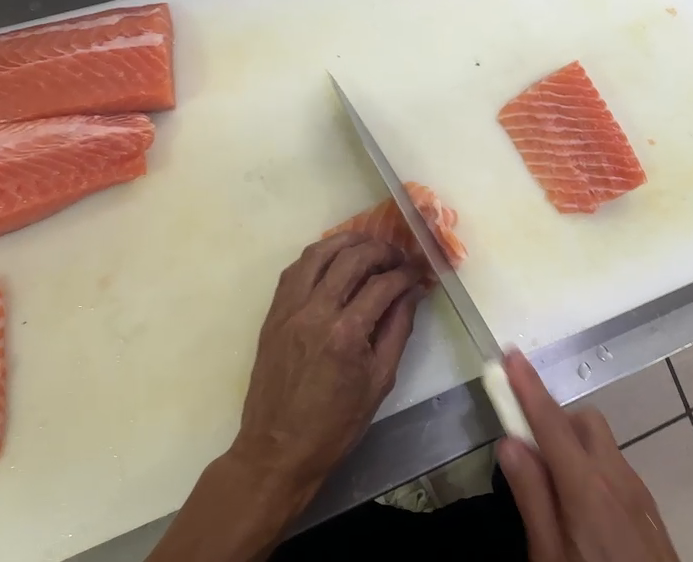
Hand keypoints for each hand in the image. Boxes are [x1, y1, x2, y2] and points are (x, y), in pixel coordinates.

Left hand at [148, 232, 423, 561]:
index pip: (384, 285)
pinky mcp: (273, 314)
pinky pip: (295, 269)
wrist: (277, 451)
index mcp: (346, 334)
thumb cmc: (335, 425)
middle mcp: (315, 312)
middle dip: (382, 251)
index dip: (407, 274)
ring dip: (348, 242)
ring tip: (369, 245)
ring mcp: (289, 310)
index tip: (419, 273)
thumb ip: (398, 330)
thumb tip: (412, 293)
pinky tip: (335, 260)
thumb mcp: (380, 381)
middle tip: (398, 258)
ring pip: (319, 253)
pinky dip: (318, 256)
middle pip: (353, 258)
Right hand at [497, 352, 681, 561]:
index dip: (528, 385)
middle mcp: (617, 475)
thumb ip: (532, 497)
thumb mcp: (548, 556)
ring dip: (573, 446)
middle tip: (528, 451)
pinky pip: (615, 468)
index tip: (511, 355)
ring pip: (602, 444)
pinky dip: (592, 468)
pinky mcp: (648, 507)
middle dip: (554, 421)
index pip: (551, 421)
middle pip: (584, 422)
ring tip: (551, 489)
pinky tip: (581, 509)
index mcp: (586, 485)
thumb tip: (511, 442)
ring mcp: (637, 490)